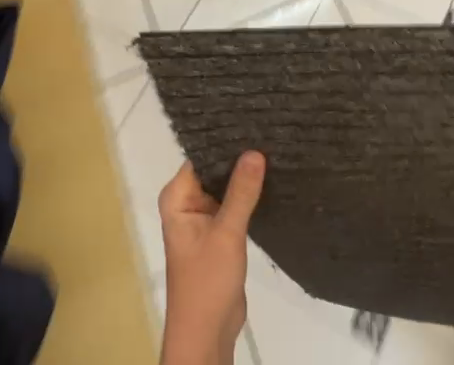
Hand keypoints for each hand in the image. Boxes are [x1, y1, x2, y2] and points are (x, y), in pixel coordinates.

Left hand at [159, 152, 265, 364]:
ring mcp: (203, 218)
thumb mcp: (227, 233)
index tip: (253, 123)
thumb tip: (255, 151)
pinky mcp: (219, 233)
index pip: (202, 156)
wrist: (207, 331)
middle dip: (240, 158)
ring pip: (226, 187)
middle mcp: (187, 202)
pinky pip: (234, 205)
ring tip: (276, 151)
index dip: (225, 141)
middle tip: (271, 134)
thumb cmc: (207, 280)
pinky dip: (249, 197)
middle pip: (215, 169)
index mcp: (177, 197)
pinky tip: (272, 182)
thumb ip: (241, 192)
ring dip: (247, 178)